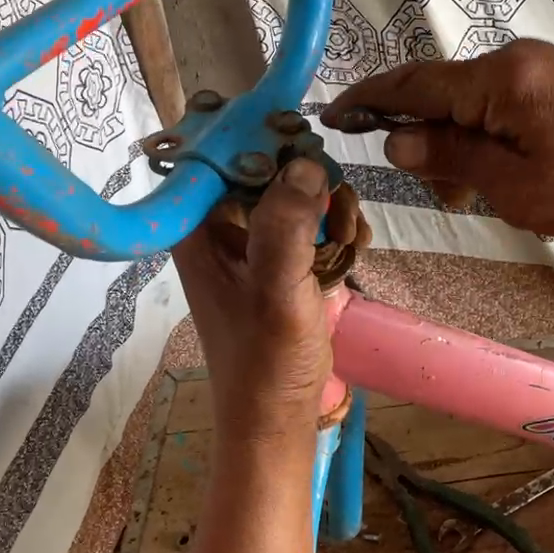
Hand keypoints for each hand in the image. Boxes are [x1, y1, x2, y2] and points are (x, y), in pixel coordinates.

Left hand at [173, 158, 335, 440]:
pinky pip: (313, 217)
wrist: (279, 415)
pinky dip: (337, 226)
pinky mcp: (283, 255)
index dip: (260, 137)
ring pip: (297, 188)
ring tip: (347, 242)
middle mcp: (223, 224)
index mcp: (200, 226)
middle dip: (310, 180)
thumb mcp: (277, 292)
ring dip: (331, 206)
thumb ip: (286, 226)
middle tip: (335, 214)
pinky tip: (352, 249)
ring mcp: (255, 239)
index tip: (304, 146)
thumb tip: (305, 165)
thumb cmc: (265, 361)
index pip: (220, 151)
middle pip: (268, 164)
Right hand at [321, 39, 553, 236]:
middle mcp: (512, 59)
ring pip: (469, 103)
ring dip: (459, 145)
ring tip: (480, 194)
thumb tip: (397, 139)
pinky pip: (498, 104)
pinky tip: (501, 173)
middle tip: (446, 195)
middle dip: (426, 141)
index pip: (414, 84)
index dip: (369, 99)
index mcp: (500, 80)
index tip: (332, 113)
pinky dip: (485, 137)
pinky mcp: (553, 79)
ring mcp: (536, 66)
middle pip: (440, 94)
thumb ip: (454, 159)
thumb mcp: (520, 186)